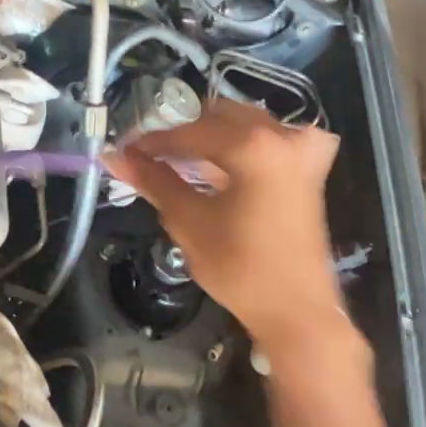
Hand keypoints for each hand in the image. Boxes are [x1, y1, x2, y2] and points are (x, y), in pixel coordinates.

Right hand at [104, 100, 347, 346]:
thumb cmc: (240, 268)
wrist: (295, 308)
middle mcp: (283, 135)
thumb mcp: (189, 222)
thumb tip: (115, 157)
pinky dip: (241, 147)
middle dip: (183, 135)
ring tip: (179, 164)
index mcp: (254, 146)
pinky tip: (222, 168)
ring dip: (211, 138)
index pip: (190, 132)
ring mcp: (302, 149)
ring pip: (244, 125)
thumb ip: (154, 182)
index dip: (153, 142)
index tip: (125, 151)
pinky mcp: (310, 168)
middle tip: (150, 157)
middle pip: (219, 117)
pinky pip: (268, 140)